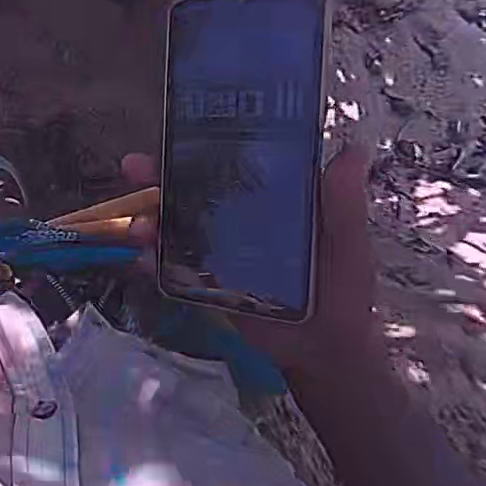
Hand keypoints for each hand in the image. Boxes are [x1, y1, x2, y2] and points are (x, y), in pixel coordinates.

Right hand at [122, 144, 381, 384]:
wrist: (324, 349)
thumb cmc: (342, 289)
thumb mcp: (346, 243)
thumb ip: (342, 204)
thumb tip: (353, 152)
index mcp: (263, 202)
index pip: (224, 167)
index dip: (197, 150)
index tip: (174, 135)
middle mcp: (231, 220)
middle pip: (185, 192)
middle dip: (155, 177)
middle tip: (133, 166)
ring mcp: (213, 250)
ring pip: (170, 226)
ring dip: (148, 221)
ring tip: (139, 228)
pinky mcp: (201, 281)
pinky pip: (169, 266)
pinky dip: (151, 261)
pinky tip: (143, 261)